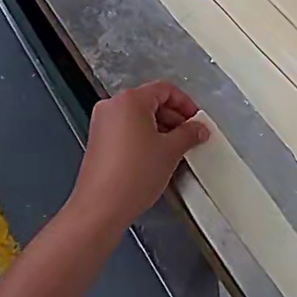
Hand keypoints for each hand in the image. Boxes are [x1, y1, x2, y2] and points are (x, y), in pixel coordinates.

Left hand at [64, 81, 210, 235]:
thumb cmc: (133, 175)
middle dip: (174, 117)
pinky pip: (126, 129)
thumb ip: (189, 134)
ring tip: (176, 148)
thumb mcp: (170, 151)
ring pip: (138, 116)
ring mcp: (103, 123)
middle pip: (150, 101)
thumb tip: (198, 129)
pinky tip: (156, 156)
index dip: (185, 103)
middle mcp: (113, 106)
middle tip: (190, 134)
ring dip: (160, 128)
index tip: (196, 119)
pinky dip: (144, 136)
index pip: (164, 89)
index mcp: (130, 100)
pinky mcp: (98, 140)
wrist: (100, 207)